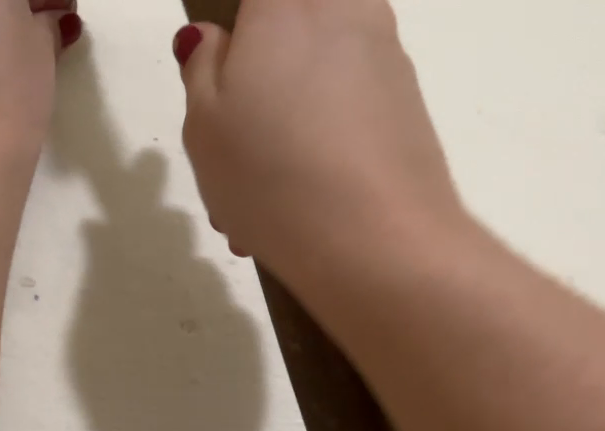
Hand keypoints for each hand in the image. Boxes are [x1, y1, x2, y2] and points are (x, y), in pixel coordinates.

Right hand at [174, 0, 466, 268]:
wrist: (370, 233)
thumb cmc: (267, 173)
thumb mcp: (203, 126)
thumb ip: (201, 68)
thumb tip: (209, 36)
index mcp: (283, 6)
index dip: (236, 28)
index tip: (221, 68)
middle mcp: (342, 9)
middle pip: (292, 20)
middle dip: (259, 68)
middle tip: (234, 134)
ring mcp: (382, 51)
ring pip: (318, 66)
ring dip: (283, 114)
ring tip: (256, 185)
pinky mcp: (403, 98)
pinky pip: (344, 102)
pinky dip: (315, 138)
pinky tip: (290, 199)